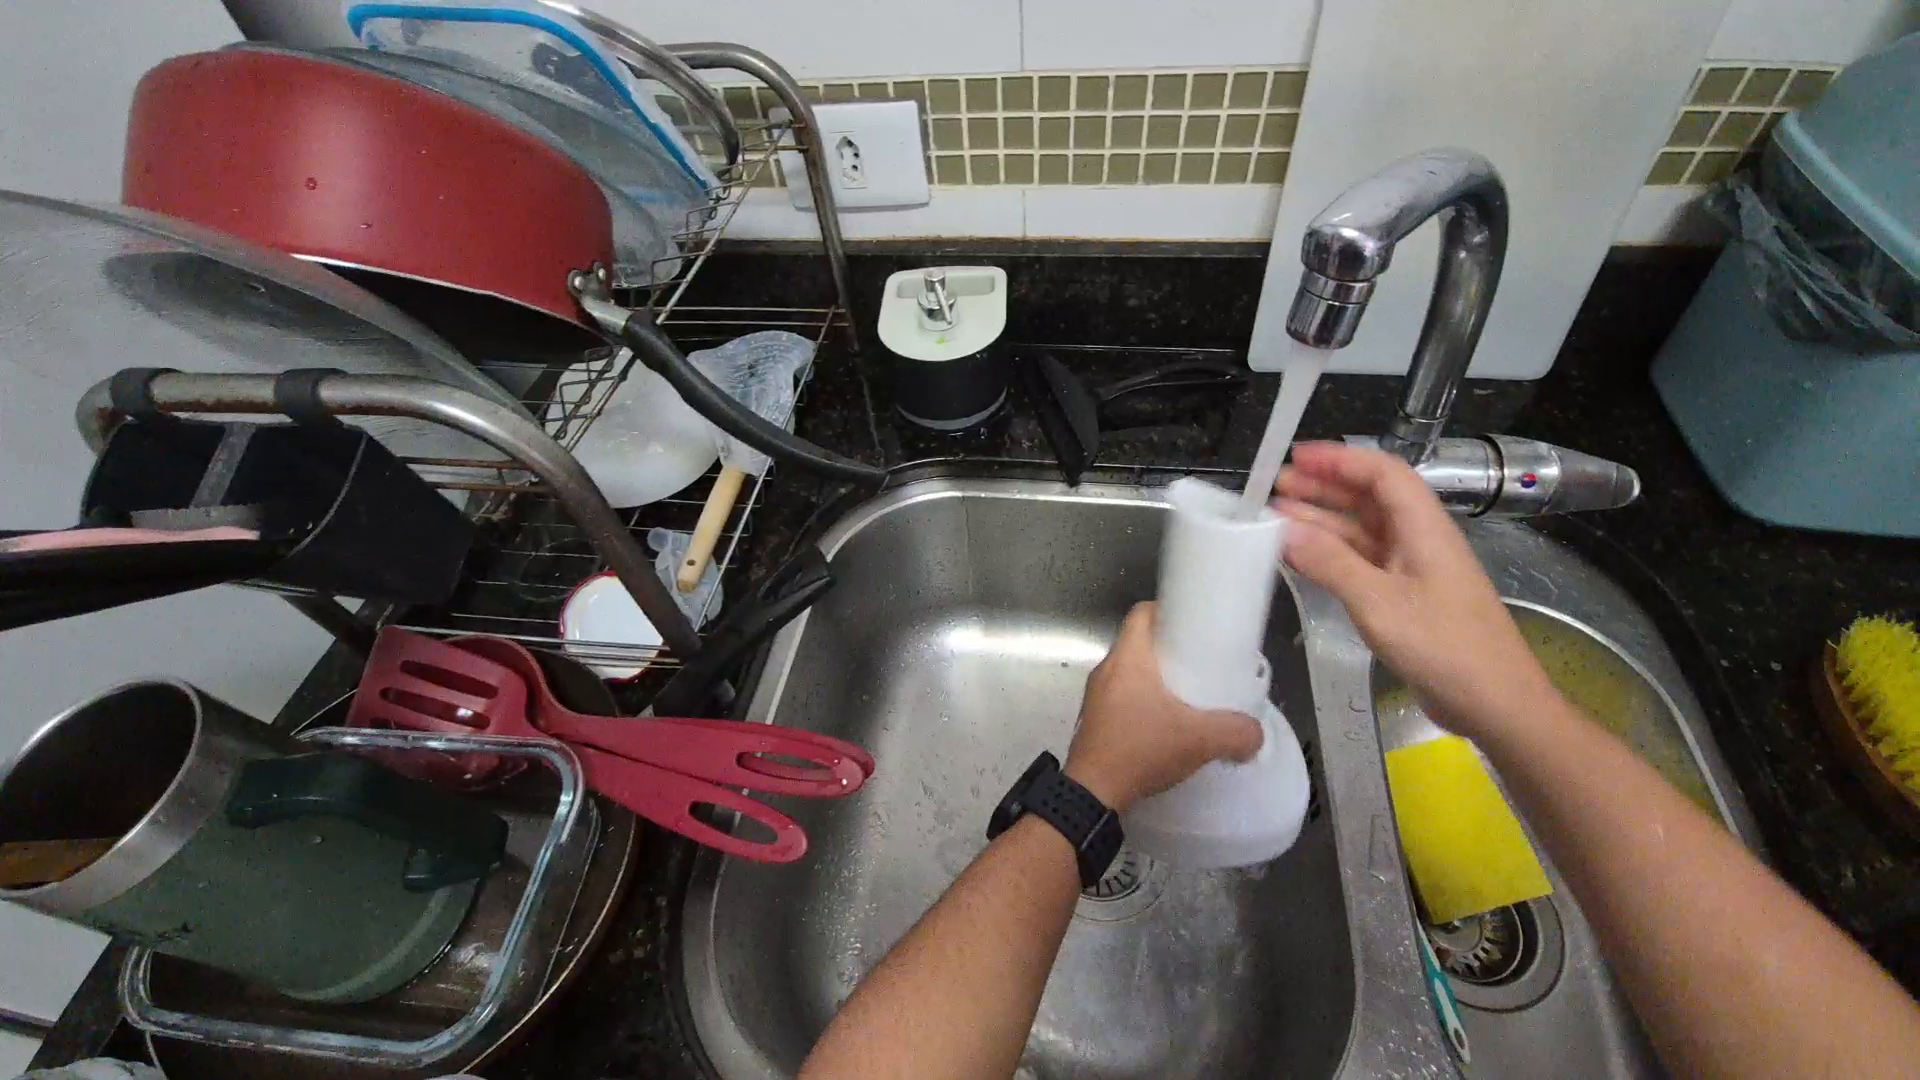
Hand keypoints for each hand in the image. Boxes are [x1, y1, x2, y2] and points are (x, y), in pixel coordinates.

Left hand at [1064, 602, 1263, 811]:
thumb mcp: (1199, 740)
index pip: (1141, 613)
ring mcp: (1096, 695)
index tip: (1192, 622)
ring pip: (1129, 671)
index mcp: (1127, 658)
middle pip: (1138, 642)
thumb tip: (1255, 734)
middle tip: (1198, 661)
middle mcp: (1106, 669)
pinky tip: (1163, 722)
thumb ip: (1236, 732)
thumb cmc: (1141, 750)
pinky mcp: (1093, 719)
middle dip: (1168, 647)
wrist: (1093, 792)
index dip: (1167, 610)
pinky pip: (1120, 696)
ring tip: (1186, 693)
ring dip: (1155, 677)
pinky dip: (1142, 700)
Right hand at [1275, 441, 1554, 739]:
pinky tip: (1299, 555)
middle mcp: (1418, 540)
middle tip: (1276, 486)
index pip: (1383, 475)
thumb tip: (1284, 530)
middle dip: (1324, 486)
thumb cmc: (1444, 647)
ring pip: (1361, 530)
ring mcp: (1411, 569)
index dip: (1340, 459)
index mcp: (1424, 529)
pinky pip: (1360, 561)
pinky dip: (1329, 553)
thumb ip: (1330, 563)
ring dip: (1321, 520)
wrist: (1494, 703)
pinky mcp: (1403, 596)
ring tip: (1276, 516)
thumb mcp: (1379, 603)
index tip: (1297, 456)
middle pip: (1369, 499)